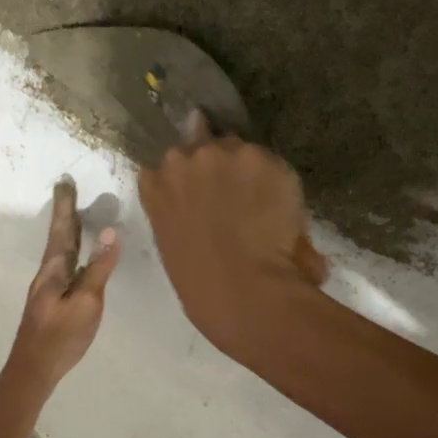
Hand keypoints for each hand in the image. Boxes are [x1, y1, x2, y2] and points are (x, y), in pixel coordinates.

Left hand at [5, 180, 121, 387]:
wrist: (33, 370)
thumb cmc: (60, 337)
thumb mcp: (86, 302)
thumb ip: (98, 268)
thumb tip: (110, 231)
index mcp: (53, 270)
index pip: (62, 230)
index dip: (65, 207)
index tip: (65, 183)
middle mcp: (48, 275)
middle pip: (59, 238)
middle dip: (66, 215)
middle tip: (70, 192)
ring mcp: (48, 290)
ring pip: (61, 253)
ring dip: (69, 233)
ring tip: (78, 218)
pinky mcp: (51, 303)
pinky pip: (64, 267)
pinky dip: (72, 253)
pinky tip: (78, 260)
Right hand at [138, 117, 326, 357]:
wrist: (242, 290)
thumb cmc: (200, 284)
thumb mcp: (171, 243)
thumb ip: (180, 210)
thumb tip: (206, 204)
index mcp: (155, 185)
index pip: (168, 165)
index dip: (189, 177)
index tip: (202, 192)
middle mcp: (183, 159)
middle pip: (204, 147)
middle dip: (219, 168)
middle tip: (235, 198)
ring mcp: (223, 154)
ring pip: (240, 151)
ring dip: (249, 171)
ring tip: (263, 204)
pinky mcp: (262, 158)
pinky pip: (272, 165)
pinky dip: (278, 183)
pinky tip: (282, 211)